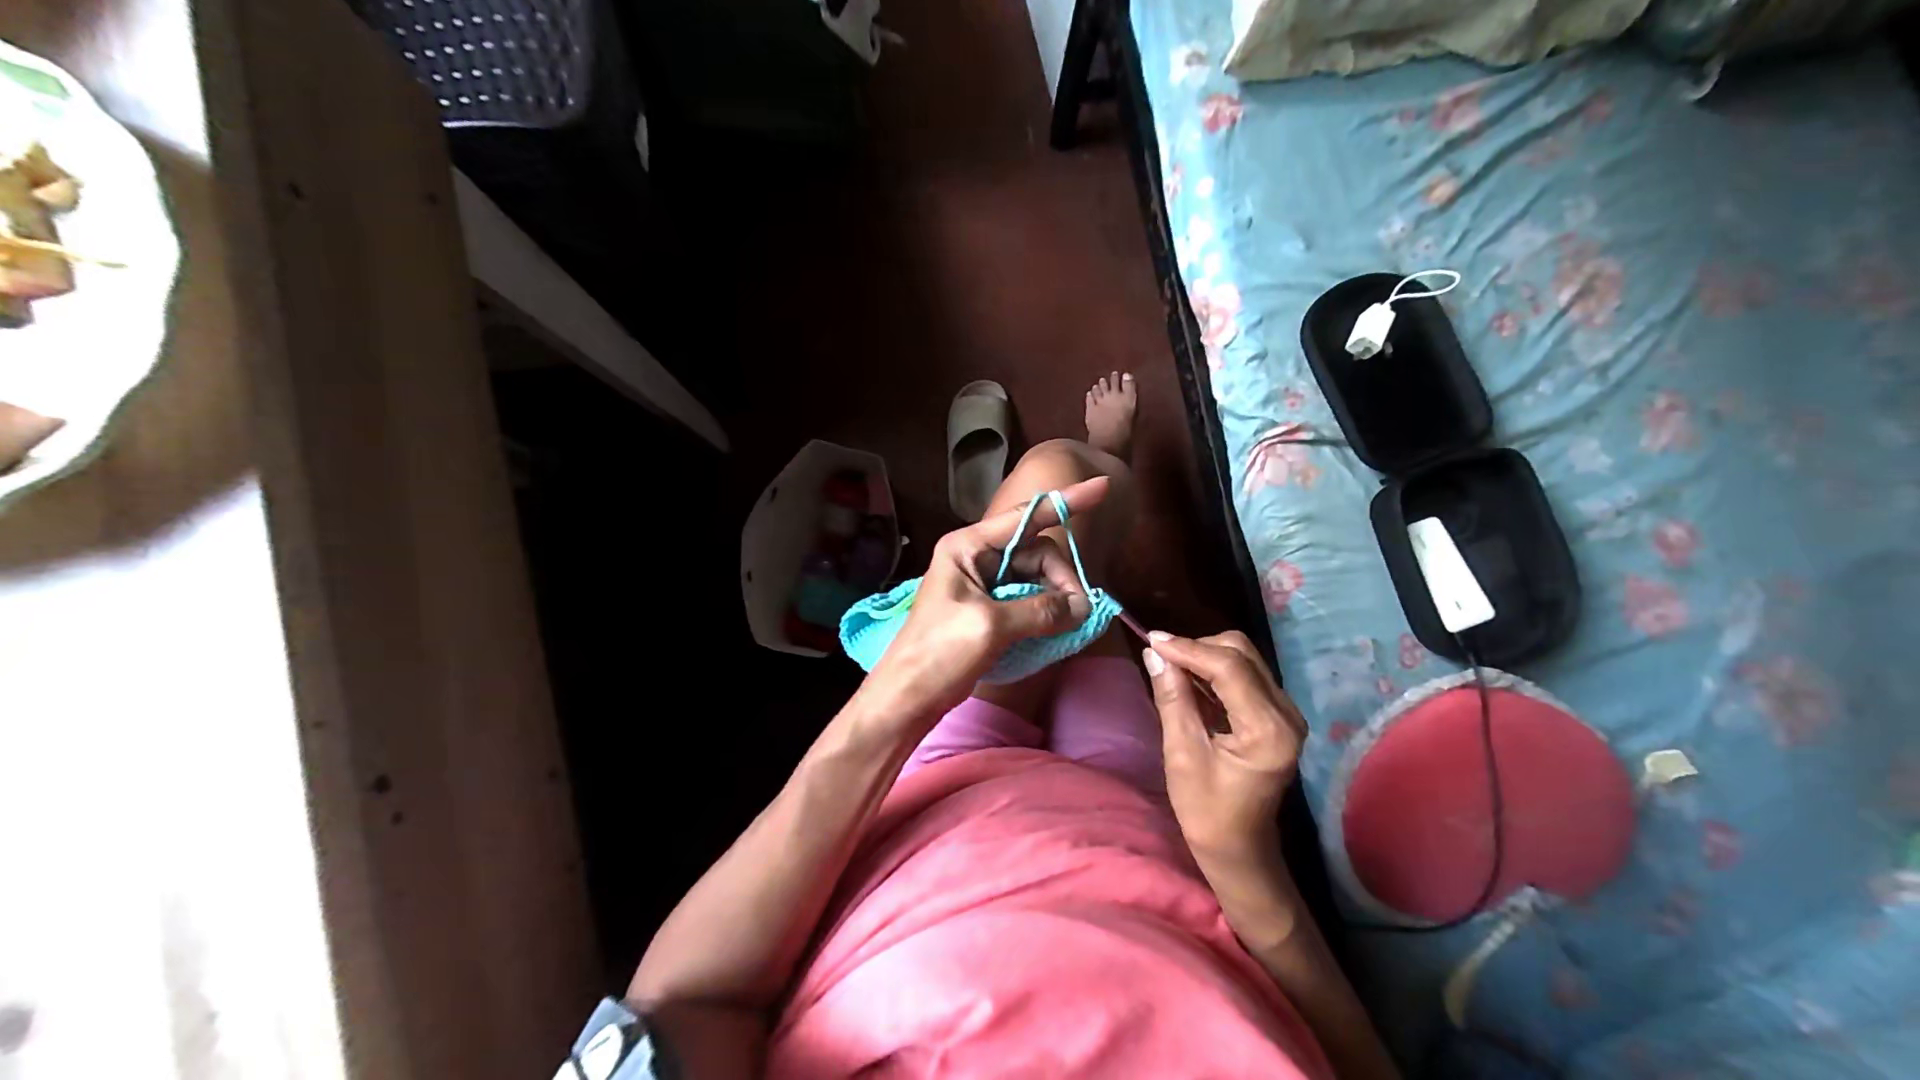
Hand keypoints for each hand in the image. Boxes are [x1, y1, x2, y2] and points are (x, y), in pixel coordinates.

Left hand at [855, 477, 1110, 727]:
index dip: (1066, 502)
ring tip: (1070, 623)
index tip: (1104, 486)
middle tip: (1079, 611)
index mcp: (967, 547)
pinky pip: (1026, 599)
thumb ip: (1040, 611)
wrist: (906, 697)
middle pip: (1035, 551)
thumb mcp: (991, 628)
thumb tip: (1082, 606)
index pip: (1025, 517)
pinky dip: (1044, 610)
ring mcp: (980, 584)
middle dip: (1061, 576)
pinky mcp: (986, 609)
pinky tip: (1057, 627)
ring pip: (1034, 577)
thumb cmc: (938, 654)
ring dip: (1056, 596)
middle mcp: (975, 558)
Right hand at [1143, 631, 1307, 864]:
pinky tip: (1190, 680)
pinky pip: (1245, 673)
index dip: (1188, 648)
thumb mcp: (1182, 753)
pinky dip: (1214, 669)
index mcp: (1268, 730)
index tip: (1151, 640)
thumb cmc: (1206, 810)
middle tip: (1160, 657)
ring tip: (1170, 668)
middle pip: (1241, 654)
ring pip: (1243, 658)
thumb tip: (1155, 653)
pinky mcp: (1277, 713)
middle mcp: (1287, 714)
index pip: (1229, 668)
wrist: (1239, 846)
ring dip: (1205, 656)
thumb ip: (1173, 698)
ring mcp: (1286, 712)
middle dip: (1197, 648)